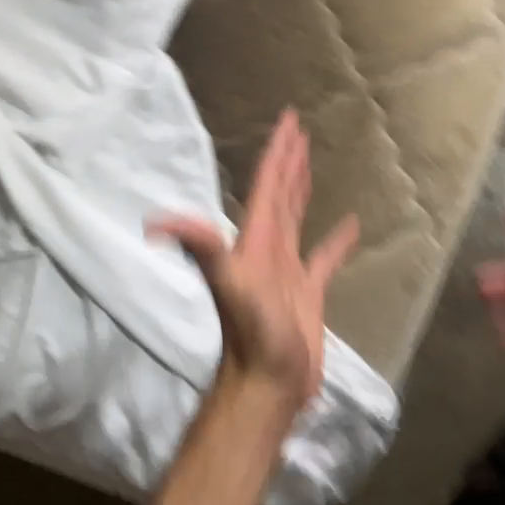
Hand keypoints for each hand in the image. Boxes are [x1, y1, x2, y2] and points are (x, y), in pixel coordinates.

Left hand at [154, 109, 358, 412]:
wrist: (267, 383)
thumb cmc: (253, 331)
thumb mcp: (229, 283)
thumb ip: (201, 247)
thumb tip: (155, 223)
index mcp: (256, 238)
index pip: (268, 184)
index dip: (277, 152)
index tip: (289, 121)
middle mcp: (270, 247)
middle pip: (280, 194)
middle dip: (288, 162)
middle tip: (300, 132)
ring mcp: (289, 269)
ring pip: (297, 217)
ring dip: (302, 189)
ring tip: (311, 164)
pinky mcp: (309, 290)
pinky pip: (325, 257)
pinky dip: (337, 240)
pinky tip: (350, 224)